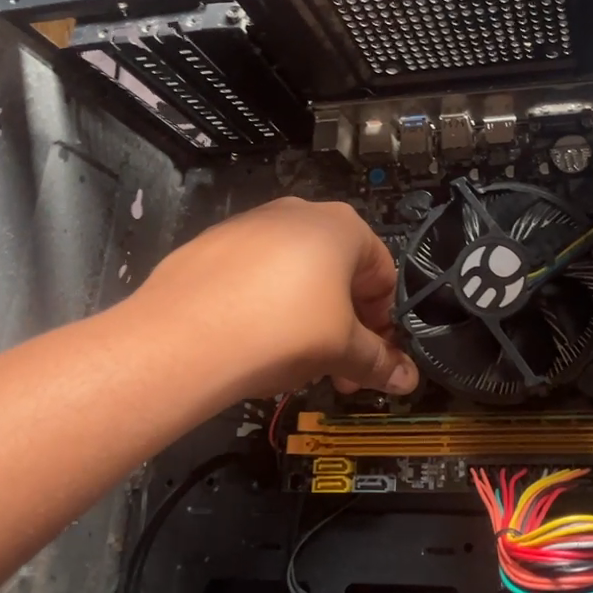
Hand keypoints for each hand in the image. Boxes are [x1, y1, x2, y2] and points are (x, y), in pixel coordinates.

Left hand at [115, 197, 419, 399]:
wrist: (183, 337)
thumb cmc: (285, 330)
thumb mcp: (342, 351)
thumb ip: (379, 362)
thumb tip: (409, 379)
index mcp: (343, 226)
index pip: (382, 276)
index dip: (382, 324)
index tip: (370, 362)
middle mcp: (299, 213)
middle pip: (338, 273)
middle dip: (343, 325)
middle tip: (335, 371)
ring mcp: (251, 224)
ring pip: (295, 274)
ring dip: (305, 316)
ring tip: (288, 361)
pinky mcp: (211, 243)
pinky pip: (253, 276)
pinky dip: (262, 305)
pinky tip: (249, 341)